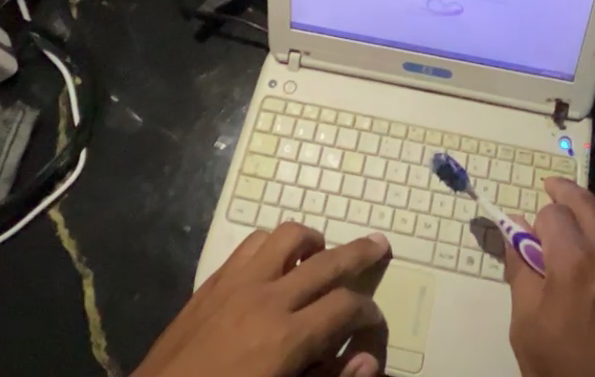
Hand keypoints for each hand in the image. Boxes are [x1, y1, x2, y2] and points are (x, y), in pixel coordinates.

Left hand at [136, 223, 391, 376]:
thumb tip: (368, 360)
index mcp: (286, 338)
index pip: (346, 307)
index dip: (370, 315)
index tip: (375, 326)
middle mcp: (267, 298)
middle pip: (327, 260)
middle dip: (360, 253)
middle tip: (381, 245)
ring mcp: (237, 283)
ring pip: (288, 236)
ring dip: (312, 242)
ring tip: (321, 256)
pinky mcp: (213, 281)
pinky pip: (252, 242)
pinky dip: (274, 245)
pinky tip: (278, 263)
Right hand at [505, 177, 594, 376]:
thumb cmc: (564, 374)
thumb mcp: (527, 329)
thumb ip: (521, 273)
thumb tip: (516, 232)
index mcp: (574, 261)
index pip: (552, 212)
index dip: (537, 224)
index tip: (531, 238)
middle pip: (588, 205)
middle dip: (566, 193)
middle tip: (552, 189)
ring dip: (594, 250)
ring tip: (584, 287)